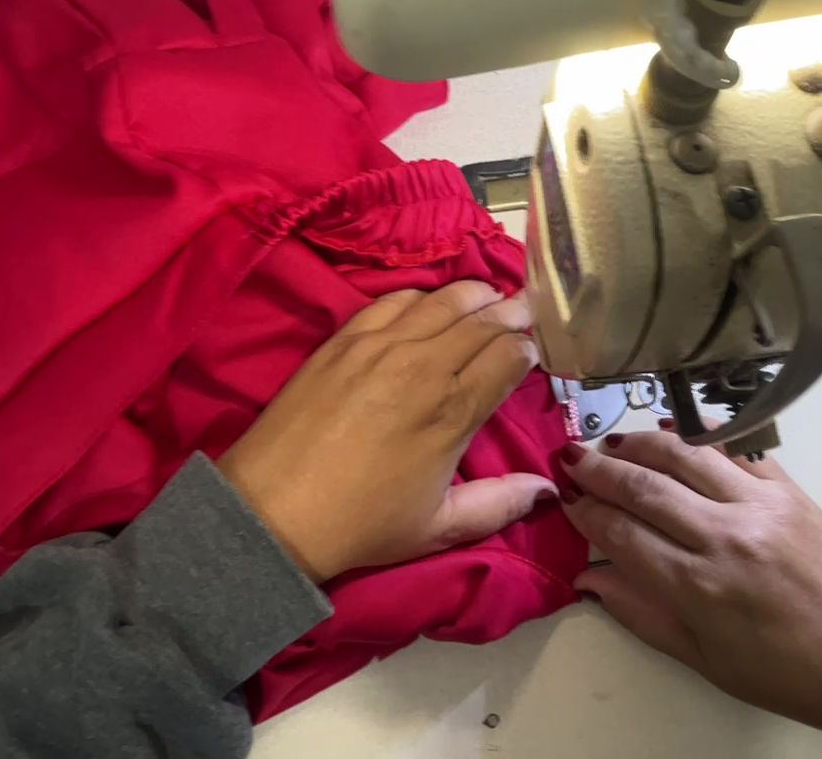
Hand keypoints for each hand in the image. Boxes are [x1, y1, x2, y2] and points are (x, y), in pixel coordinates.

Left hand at [218, 281, 551, 582]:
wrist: (273, 511)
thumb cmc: (362, 524)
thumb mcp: (439, 527)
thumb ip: (500, 504)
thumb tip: (548, 488)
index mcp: (454, 411)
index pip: (509, 355)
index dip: (528, 348)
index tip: (530, 353)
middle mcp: (425, 366)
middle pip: (485, 319)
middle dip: (513, 312)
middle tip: (524, 311)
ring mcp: (383, 345)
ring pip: (446, 300)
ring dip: (476, 295)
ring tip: (489, 297)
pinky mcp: (347, 337)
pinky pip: (396, 298)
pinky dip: (424, 295)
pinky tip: (431, 303)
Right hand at [559, 430, 821, 733]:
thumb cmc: (782, 671)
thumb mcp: (705, 660)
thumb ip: (641, 613)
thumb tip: (586, 576)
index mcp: (701, 587)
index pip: (622, 532)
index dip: (586, 511)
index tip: (565, 498)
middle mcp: (727, 535)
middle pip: (645, 485)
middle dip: (599, 468)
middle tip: (570, 457)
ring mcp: (760, 503)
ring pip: (685, 453)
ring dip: (641, 442)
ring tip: (612, 442)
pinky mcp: (787, 485)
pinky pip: (734, 445)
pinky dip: (698, 432)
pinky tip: (673, 429)